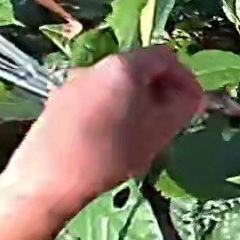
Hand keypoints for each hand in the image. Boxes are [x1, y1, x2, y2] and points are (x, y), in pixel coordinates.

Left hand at [0, 46, 203, 220]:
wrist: (45, 182)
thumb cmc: (110, 154)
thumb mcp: (159, 132)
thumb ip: (183, 108)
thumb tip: (194, 97)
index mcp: (124, 65)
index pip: (166, 57)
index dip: (186, 78)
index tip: (194, 104)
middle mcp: (97, 65)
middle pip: (140, 68)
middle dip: (162, 90)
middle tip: (172, 119)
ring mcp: (74, 83)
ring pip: (118, 84)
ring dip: (138, 102)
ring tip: (144, 133)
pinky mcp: (58, 102)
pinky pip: (97, 97)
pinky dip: (115, 109)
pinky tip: (114, 139)